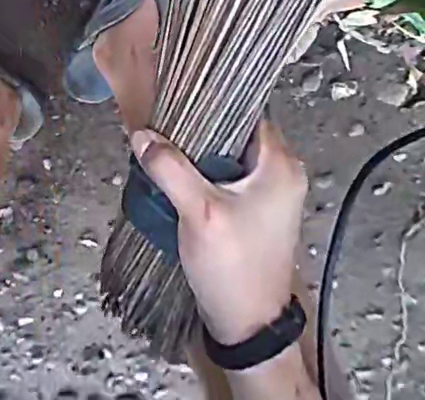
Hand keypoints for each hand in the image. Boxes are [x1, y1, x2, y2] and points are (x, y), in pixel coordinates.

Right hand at [132, 120, 306, 346]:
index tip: (180, 94)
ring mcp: (271, 191)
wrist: (247, 329)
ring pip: (230, 150)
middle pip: (236, 128)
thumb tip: (142, 135)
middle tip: (167, 120)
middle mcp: (282, 171)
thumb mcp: (199, 212)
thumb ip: (170, 168)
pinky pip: (229, 171)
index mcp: (280, 163)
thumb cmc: (233, 267)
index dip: (213, 99)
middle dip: (201, 124)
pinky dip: (206, 168)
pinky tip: (180, 169)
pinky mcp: (257, 207)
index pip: (247, 108)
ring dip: (200, 149)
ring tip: (168, 143)